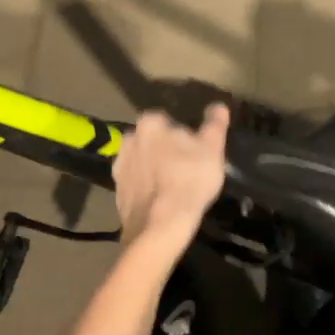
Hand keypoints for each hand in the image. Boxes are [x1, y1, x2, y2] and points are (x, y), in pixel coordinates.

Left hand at [111, 103, 229, 252]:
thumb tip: (218, 106)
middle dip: (166, 149)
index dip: (185, 135)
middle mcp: (129, 138)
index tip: (195, 150)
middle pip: (154, 139)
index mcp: (150, 122)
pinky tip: (161, 201)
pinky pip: (135, 183)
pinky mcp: (116, 192)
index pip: (170, 120)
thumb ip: (215, 124)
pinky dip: (146, 188)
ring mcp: (119, 167)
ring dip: (155, 168)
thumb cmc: (189, 181)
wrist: (159, 229)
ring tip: (174, 187)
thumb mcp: (212, 149)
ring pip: (143, 161)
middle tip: (186, 168)